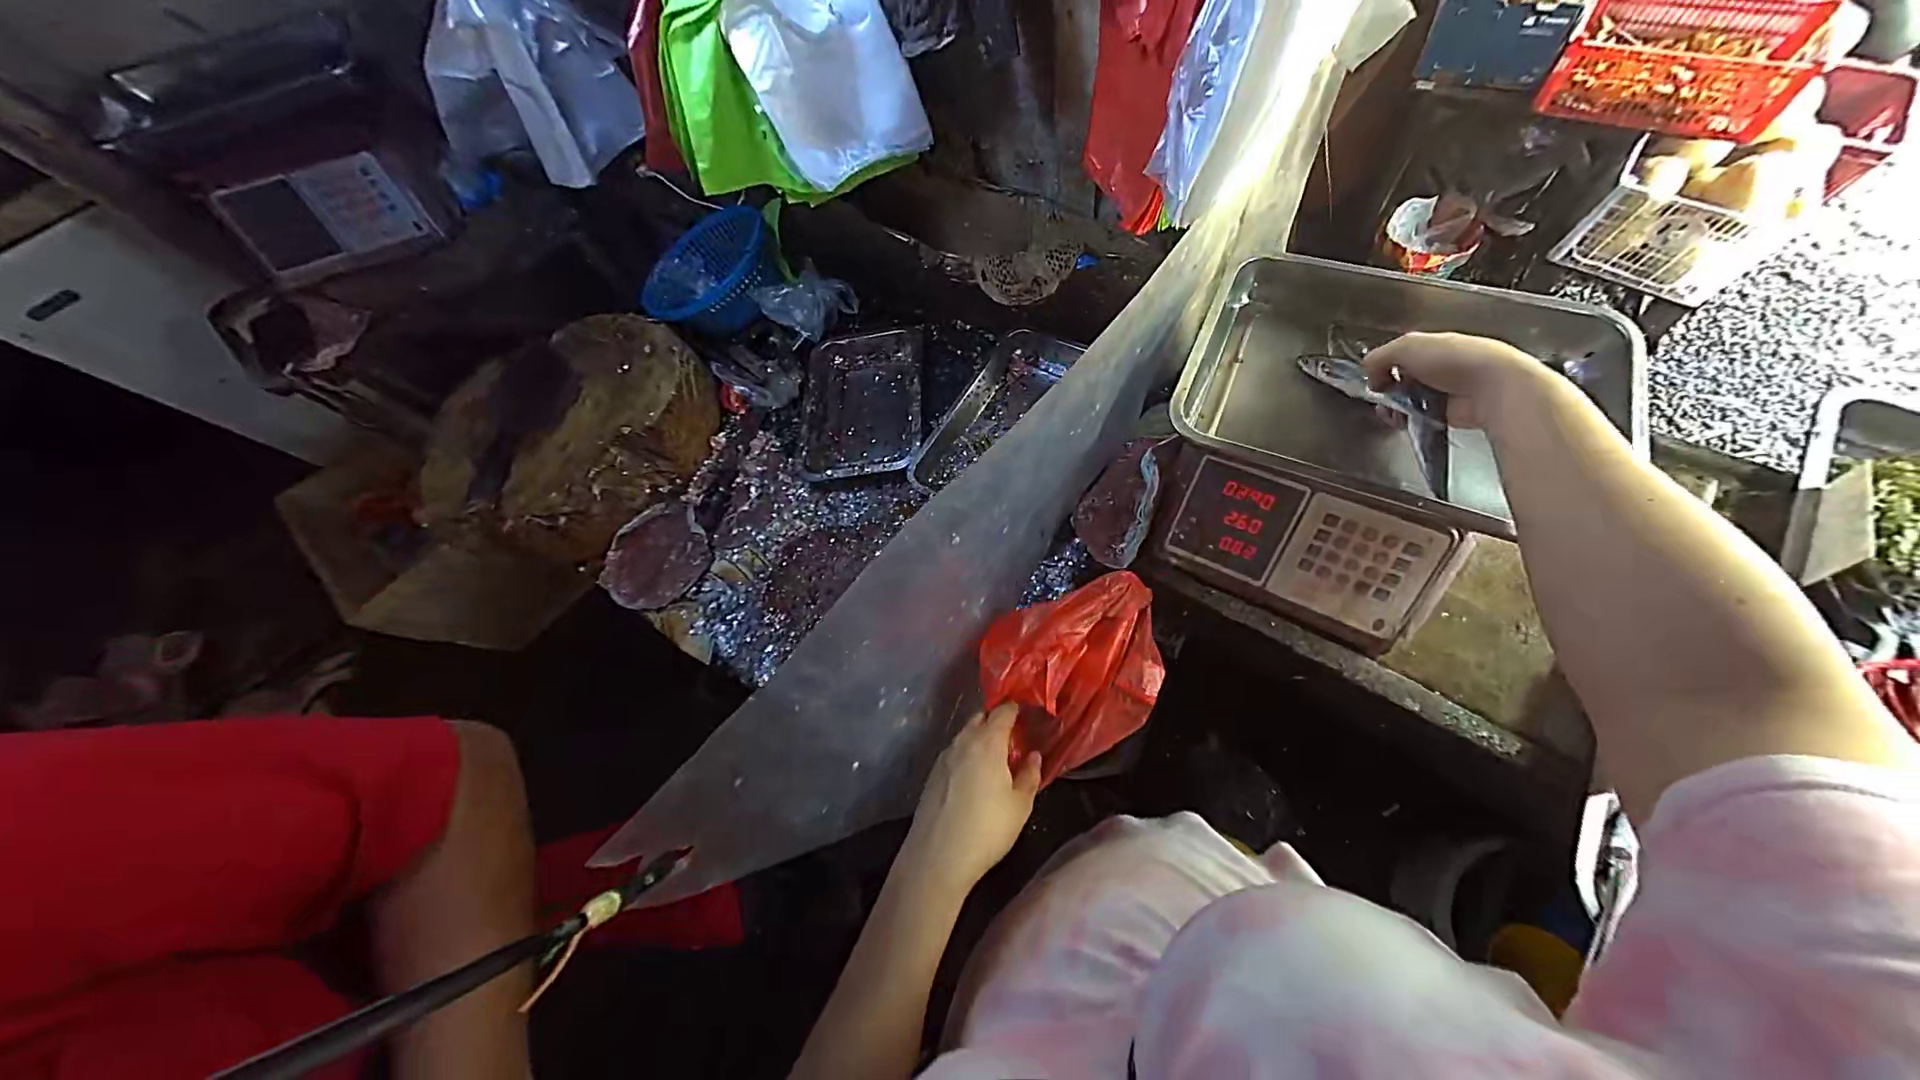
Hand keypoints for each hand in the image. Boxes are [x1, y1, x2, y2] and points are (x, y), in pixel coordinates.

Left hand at [902, 704, 1041, 890]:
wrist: (937, 857)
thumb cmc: (987, 829)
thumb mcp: (1020, 806)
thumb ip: (1030, 775)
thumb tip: (1033, 756)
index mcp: (987, 742)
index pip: (1002, 712)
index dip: (1015, 710)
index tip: (1027, 715)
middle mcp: (963, 742)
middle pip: (980, 718)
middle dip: (996, 721)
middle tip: (1014, 738)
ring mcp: (943, 757)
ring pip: (965, 735)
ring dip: (980, 738)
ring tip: (996, 759)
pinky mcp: (932, 774)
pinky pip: (954, 753)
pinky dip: (967, 754)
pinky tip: (975, 776)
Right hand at [1362, 332, 1555, 430]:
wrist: (1493, 387)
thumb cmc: (1459, 359)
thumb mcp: (1407, 346)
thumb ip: (1379, 356)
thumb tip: (1367, 369)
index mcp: (1432, 346)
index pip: (1396, 357)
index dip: (1380, 367)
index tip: (1373, 376)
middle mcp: (1438, 368)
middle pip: (1398, 382)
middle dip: (1384, 391)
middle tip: (1382, 395)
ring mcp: (1442, 392)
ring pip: (1404, 402)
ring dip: (1393, 408)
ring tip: (1393, 411)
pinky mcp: (1445, 414)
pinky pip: (1416, 418)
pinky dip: (1406, 421)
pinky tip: (1405, 419)